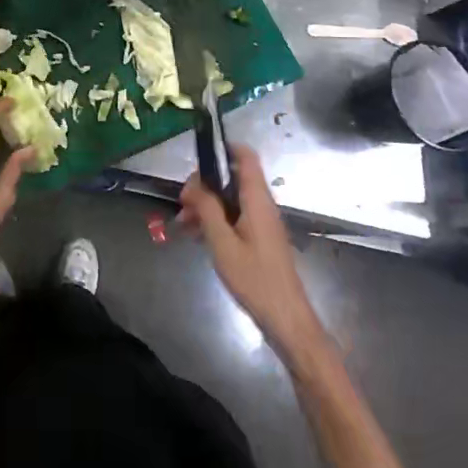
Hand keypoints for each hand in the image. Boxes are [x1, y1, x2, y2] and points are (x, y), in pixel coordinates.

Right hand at [179, 144, 323, 351]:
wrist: (286, 318)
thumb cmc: (255, 278)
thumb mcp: (222, 243)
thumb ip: (207, 208)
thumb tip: (193, 183)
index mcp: (257, 199)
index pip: (246, 156)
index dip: (224, 148)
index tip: (199, 157)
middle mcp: (262, 205)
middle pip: (232, 179)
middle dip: (205, 185)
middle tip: (182, 202)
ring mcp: (262, 222)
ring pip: (231, 200)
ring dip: (206, 206)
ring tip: (182, 223)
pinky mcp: (259, 239)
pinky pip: (235, 217)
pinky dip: (215, 220)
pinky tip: (195, 236)